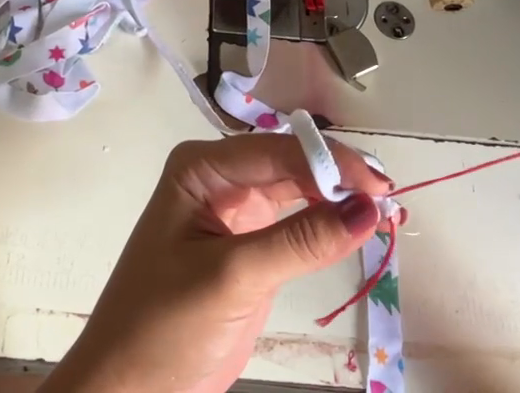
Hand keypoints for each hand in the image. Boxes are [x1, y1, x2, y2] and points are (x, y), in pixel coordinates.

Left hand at [42, 134, 389, 392]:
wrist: (127, 388)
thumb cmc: (163, 325)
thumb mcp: (232, 278)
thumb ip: (300, 242)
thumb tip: (366, 207)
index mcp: (201, 168)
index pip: (276, 151)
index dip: (330, 163)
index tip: (380, 187)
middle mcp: (217, 178)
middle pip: (290, 163)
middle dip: (339, 177)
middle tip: (392, 200)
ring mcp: (233, 210)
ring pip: (297, 189)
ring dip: (338, 198)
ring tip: (387, 211)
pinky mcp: (247, 244)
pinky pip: (294, 222)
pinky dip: (326, 225)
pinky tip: (355, 228)